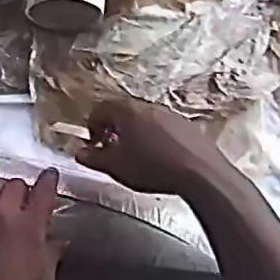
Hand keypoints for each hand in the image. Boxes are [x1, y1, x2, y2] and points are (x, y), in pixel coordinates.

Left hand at [0, 171, 63, 279]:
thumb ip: (53, 255)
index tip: (50, 177)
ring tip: (1, 205)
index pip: (43, 190)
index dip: (49, 180)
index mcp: (29, 226)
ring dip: (1, 191)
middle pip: (16, 184)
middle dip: (24, 192)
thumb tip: (59, 240)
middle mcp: (2, 211)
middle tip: (24, 206)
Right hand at [75, 98, 244, 195]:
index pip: (99, 109)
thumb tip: (79, 152)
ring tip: (135, 155)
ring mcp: (170, 115)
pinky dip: (155, 138)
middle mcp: (148, 107)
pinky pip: (163, 127)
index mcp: (125, 112)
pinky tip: (159, 158)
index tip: (94, 144)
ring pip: (144, 118)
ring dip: (134, 132)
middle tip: (111, 149)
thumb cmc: (151, 166)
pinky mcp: (188, 127)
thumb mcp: (114, 166)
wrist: (200, 173)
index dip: (92, 126)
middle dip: (112, 128)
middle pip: (122, 111)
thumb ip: (92, 157)